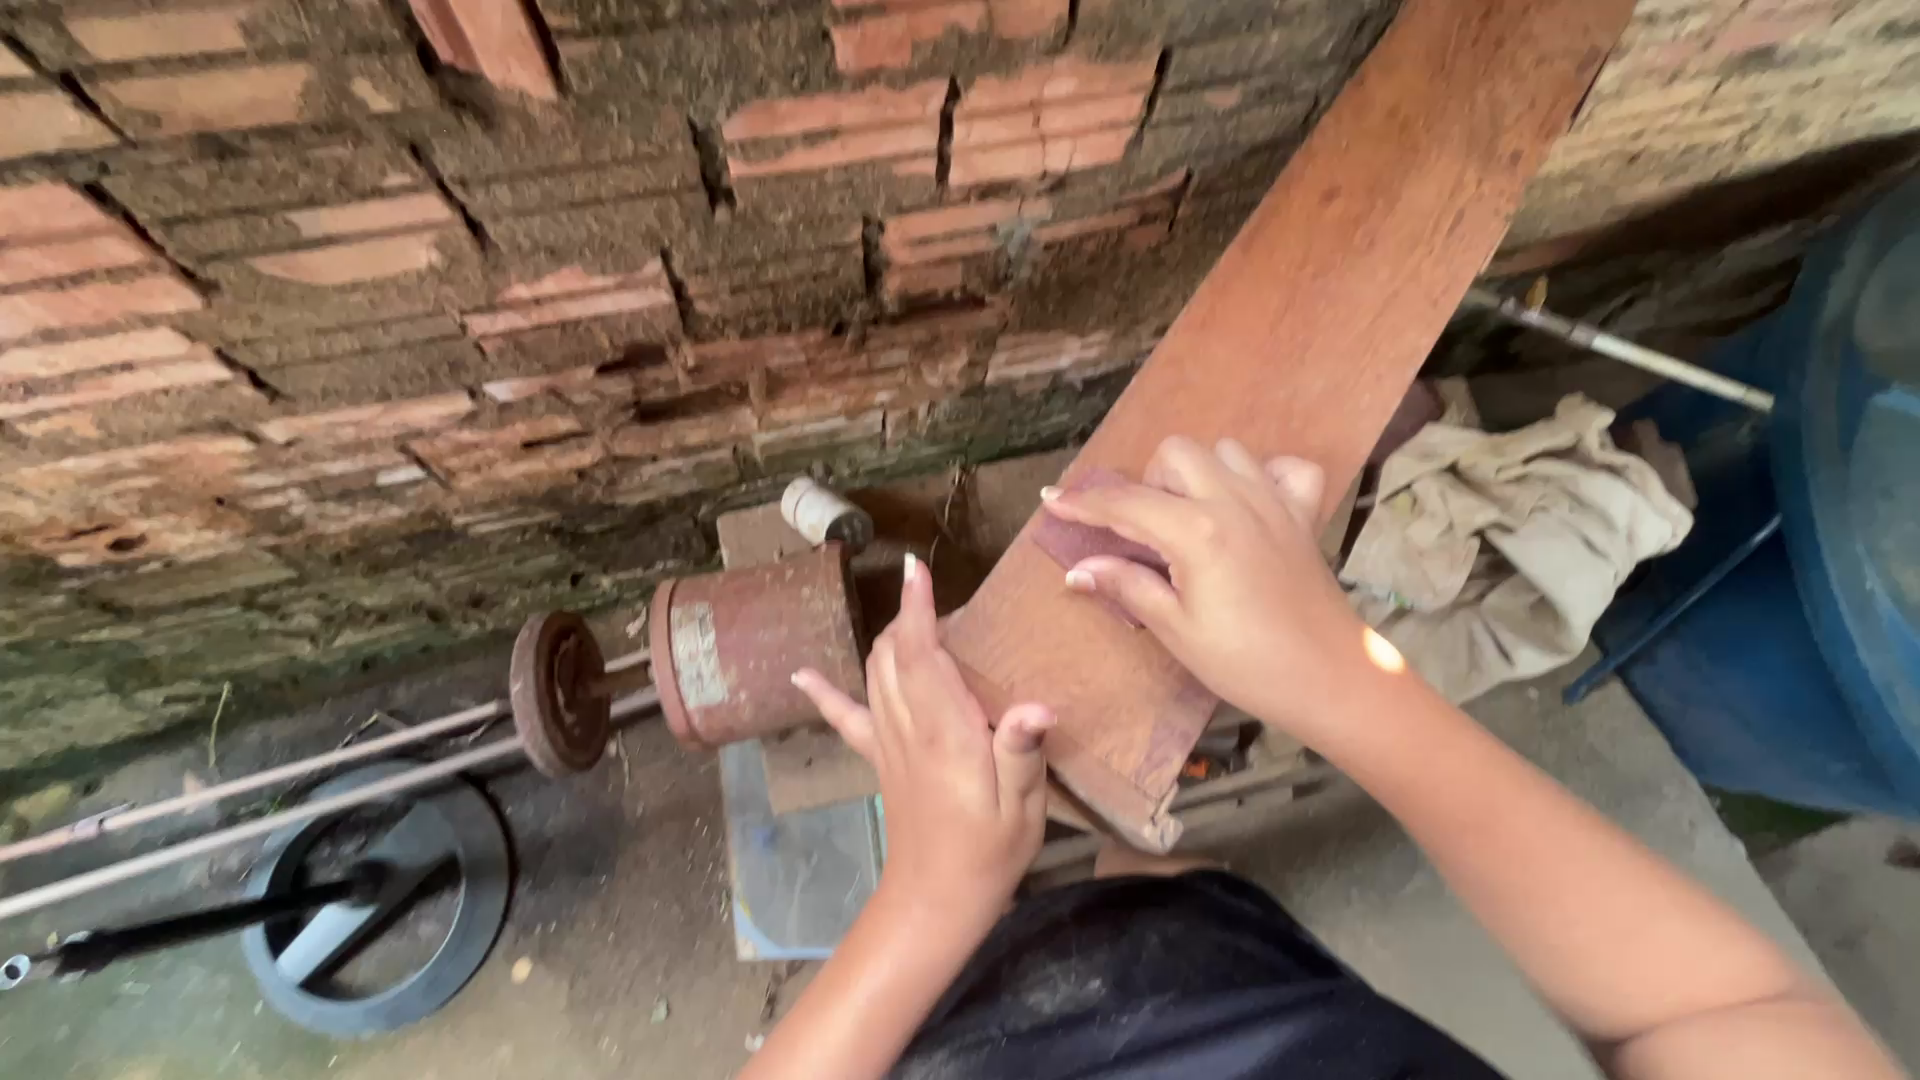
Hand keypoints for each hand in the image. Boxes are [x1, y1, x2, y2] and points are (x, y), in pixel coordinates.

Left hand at [792, 553, 1053, 926]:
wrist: (935, 899)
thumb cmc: (988, 850)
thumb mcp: (1022, 806)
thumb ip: (1022, 751)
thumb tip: (1036, 707)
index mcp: (943, 731)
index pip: (920, 655)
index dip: (917, 609)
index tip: (916, 567)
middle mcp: (906, 726)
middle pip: (890, 654)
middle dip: (908, 616)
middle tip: (943, 602)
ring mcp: (884, 741)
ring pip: (872, 672)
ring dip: (887, 638)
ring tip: (914, 619)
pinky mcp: (876, 758)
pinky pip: (844, 717)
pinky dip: (823, 692)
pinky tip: (801, 674)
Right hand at [1040, 435, 1391, 741]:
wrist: (1332, 680)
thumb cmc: (1245, 662)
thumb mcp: (1176, 629)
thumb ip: (1127, 586)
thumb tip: (1078, 570)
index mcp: (1196, 531)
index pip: (1124, 504)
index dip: (1081, 503)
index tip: (1049, 500)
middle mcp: (1234, 500)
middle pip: (1175, 454)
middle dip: (1148, 483)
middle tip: (1146, 532)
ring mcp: (1274, 501)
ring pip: (1224, 450)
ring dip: (1197, 474)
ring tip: (1192, 518)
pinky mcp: (1304, 514)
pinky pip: (1284, 468)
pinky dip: (1262, 476)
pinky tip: (1248, 506)